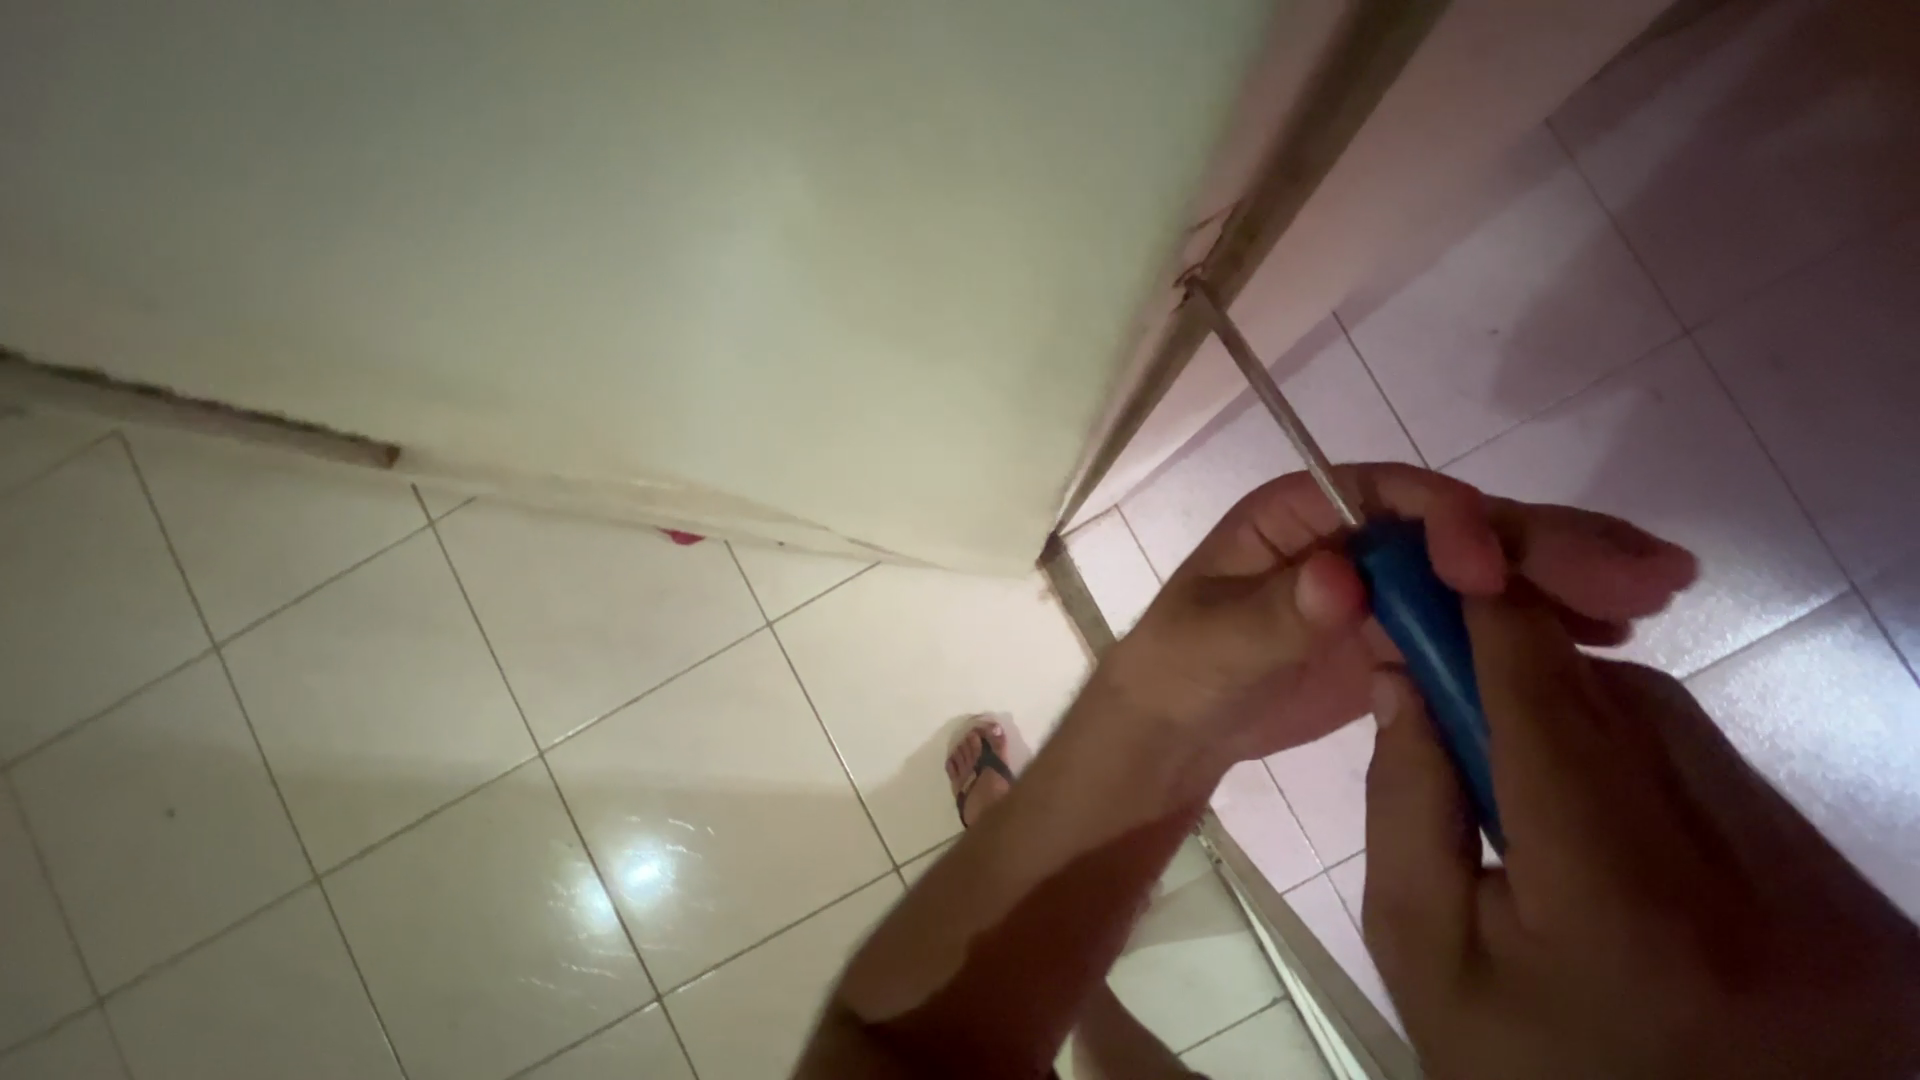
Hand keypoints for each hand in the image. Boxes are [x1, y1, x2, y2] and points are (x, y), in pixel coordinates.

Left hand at [1096, 463, 1696, 766]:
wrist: (1180, 722)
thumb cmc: (1181, 666)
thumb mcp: (1214, 641)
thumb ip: (1277, 612)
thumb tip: (1343, 574)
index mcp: (1299, 512)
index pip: (1389, 497)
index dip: (1449, 521)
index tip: (1489, 572)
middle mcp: (1351, 534)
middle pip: (1455, 524)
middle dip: (1544, 542)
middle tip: (1650, 573)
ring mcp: (1382, 584)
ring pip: (1480, 569)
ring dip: (1564, 576)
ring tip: (1657, 594)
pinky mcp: (1398, 633)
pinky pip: (1473, 623)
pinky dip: (1534, 628)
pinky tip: (1604, 641)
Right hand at [1364, 588, 1919, 1079]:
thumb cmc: (1514, 1065)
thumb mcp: (1417, 941)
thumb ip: (1403, 801)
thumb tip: (1403, 676)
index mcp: (1620, 909)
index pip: (1550, 711)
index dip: (1493, 621)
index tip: (1440, 564)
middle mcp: (1760, 889)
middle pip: (1624, 703)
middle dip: (1525, 668)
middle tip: (1451, 688)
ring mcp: (1838, 903)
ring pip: (1681, 729)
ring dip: (1583, 712)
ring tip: (1523, 775)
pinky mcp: (1868, 913)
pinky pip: (1726, 778)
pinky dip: (1642, 761)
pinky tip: (1600, 820)